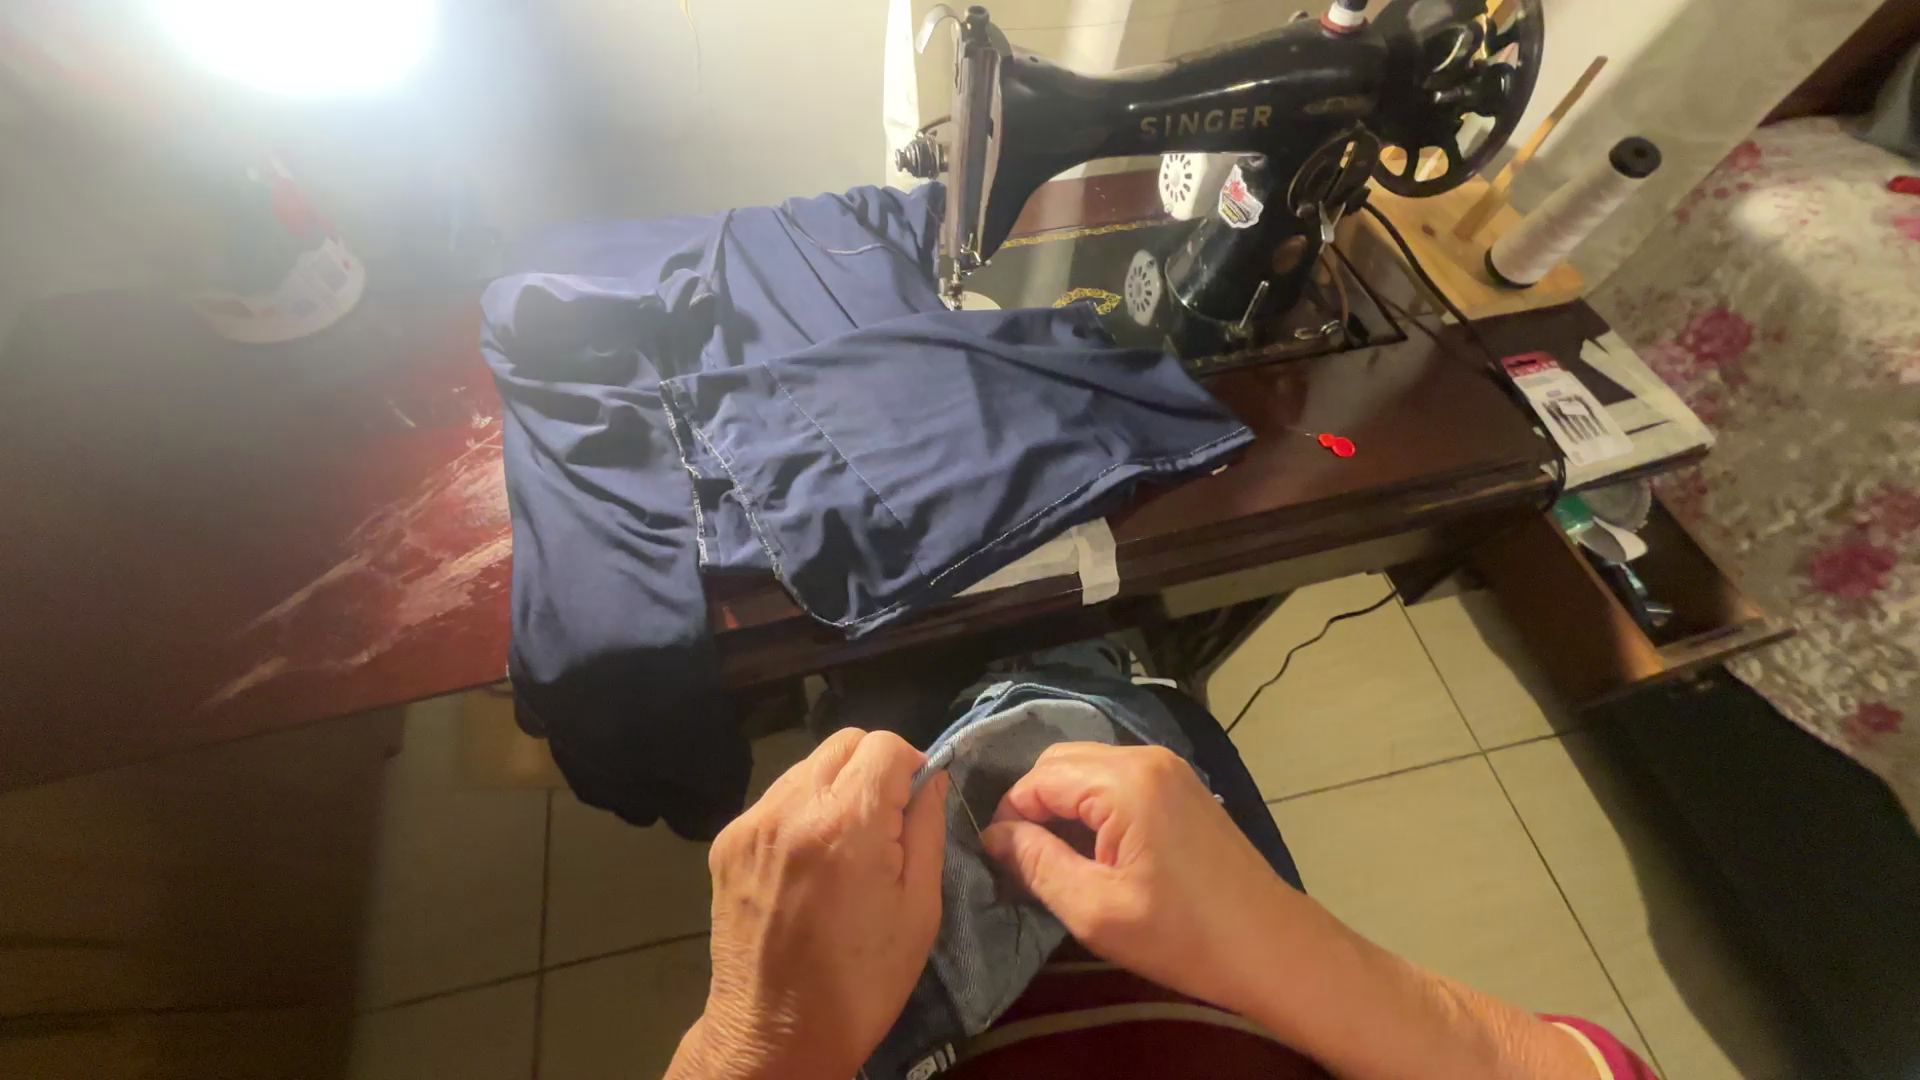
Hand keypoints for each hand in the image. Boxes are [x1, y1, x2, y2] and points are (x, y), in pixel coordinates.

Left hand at [669, 729, 948, 1079]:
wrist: (773, 1037)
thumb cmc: (863, 979)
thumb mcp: (920, 906)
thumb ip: (927, 824)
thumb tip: (931, 774)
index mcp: (846, 823)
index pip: (886, 745)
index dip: (910, 767)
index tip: (913, 804)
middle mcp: (793, 806)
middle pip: (846, 741)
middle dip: (875, 766)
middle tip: (883, 819)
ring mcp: (753, 821)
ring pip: (810, 763)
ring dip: (837, 785)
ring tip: (843, 841)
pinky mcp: (728, 839)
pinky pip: (779, 796)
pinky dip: (803, 809)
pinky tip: (809, 857)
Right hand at [980, 742, 1298, 1014]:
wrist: (1275, 948)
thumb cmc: (1184, 936)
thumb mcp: (1096, 911)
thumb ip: (1037, 864)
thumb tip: (995, 835)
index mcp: (1124, 782)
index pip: (1039, 778)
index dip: (1011, 814)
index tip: (1002, 858)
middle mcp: (1144, 757)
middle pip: (1061, 761)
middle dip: (1035, 802)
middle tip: (1028, 856)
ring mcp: (1167, 765)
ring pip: (1087, 763)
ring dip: (1063, 800)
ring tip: (1059, 852)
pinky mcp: (1179, 781)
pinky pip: (1116, 774)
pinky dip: (1093, 798)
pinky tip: (1096, 841)